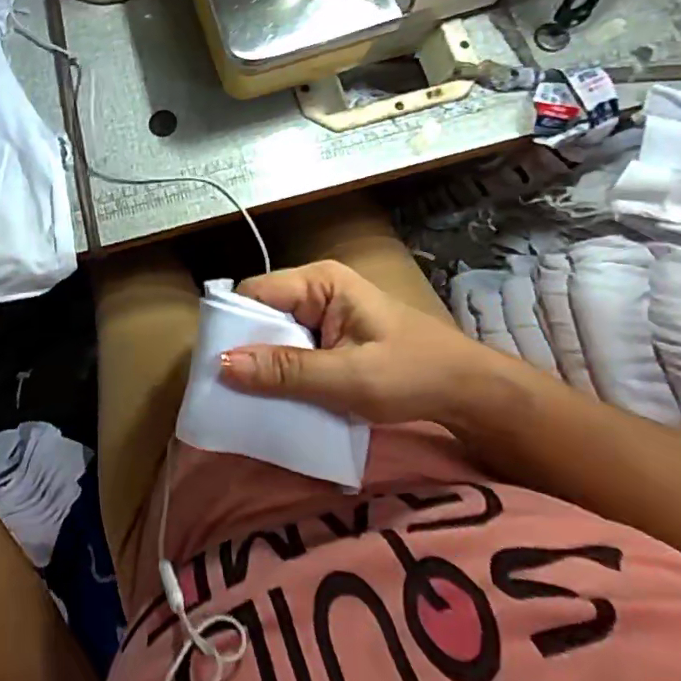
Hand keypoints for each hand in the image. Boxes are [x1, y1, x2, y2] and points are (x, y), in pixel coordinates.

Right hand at [219, 261, 512, 426]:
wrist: (466, 391)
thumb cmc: (413, 374)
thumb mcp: (348, 377)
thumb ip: (286, 371)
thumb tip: (223, 365)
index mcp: (320, 281)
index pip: (255, 293)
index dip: (231, 326)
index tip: (213, 367)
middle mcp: (317, 290)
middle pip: (261, 313)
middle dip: (244, 349)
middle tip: (224, 390)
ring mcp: (324, 313)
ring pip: (274, 335)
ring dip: (262, 365)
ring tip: (243, 399)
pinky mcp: (330, 337)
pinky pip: (292, 349)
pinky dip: (281, 372)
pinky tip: (274, 398)